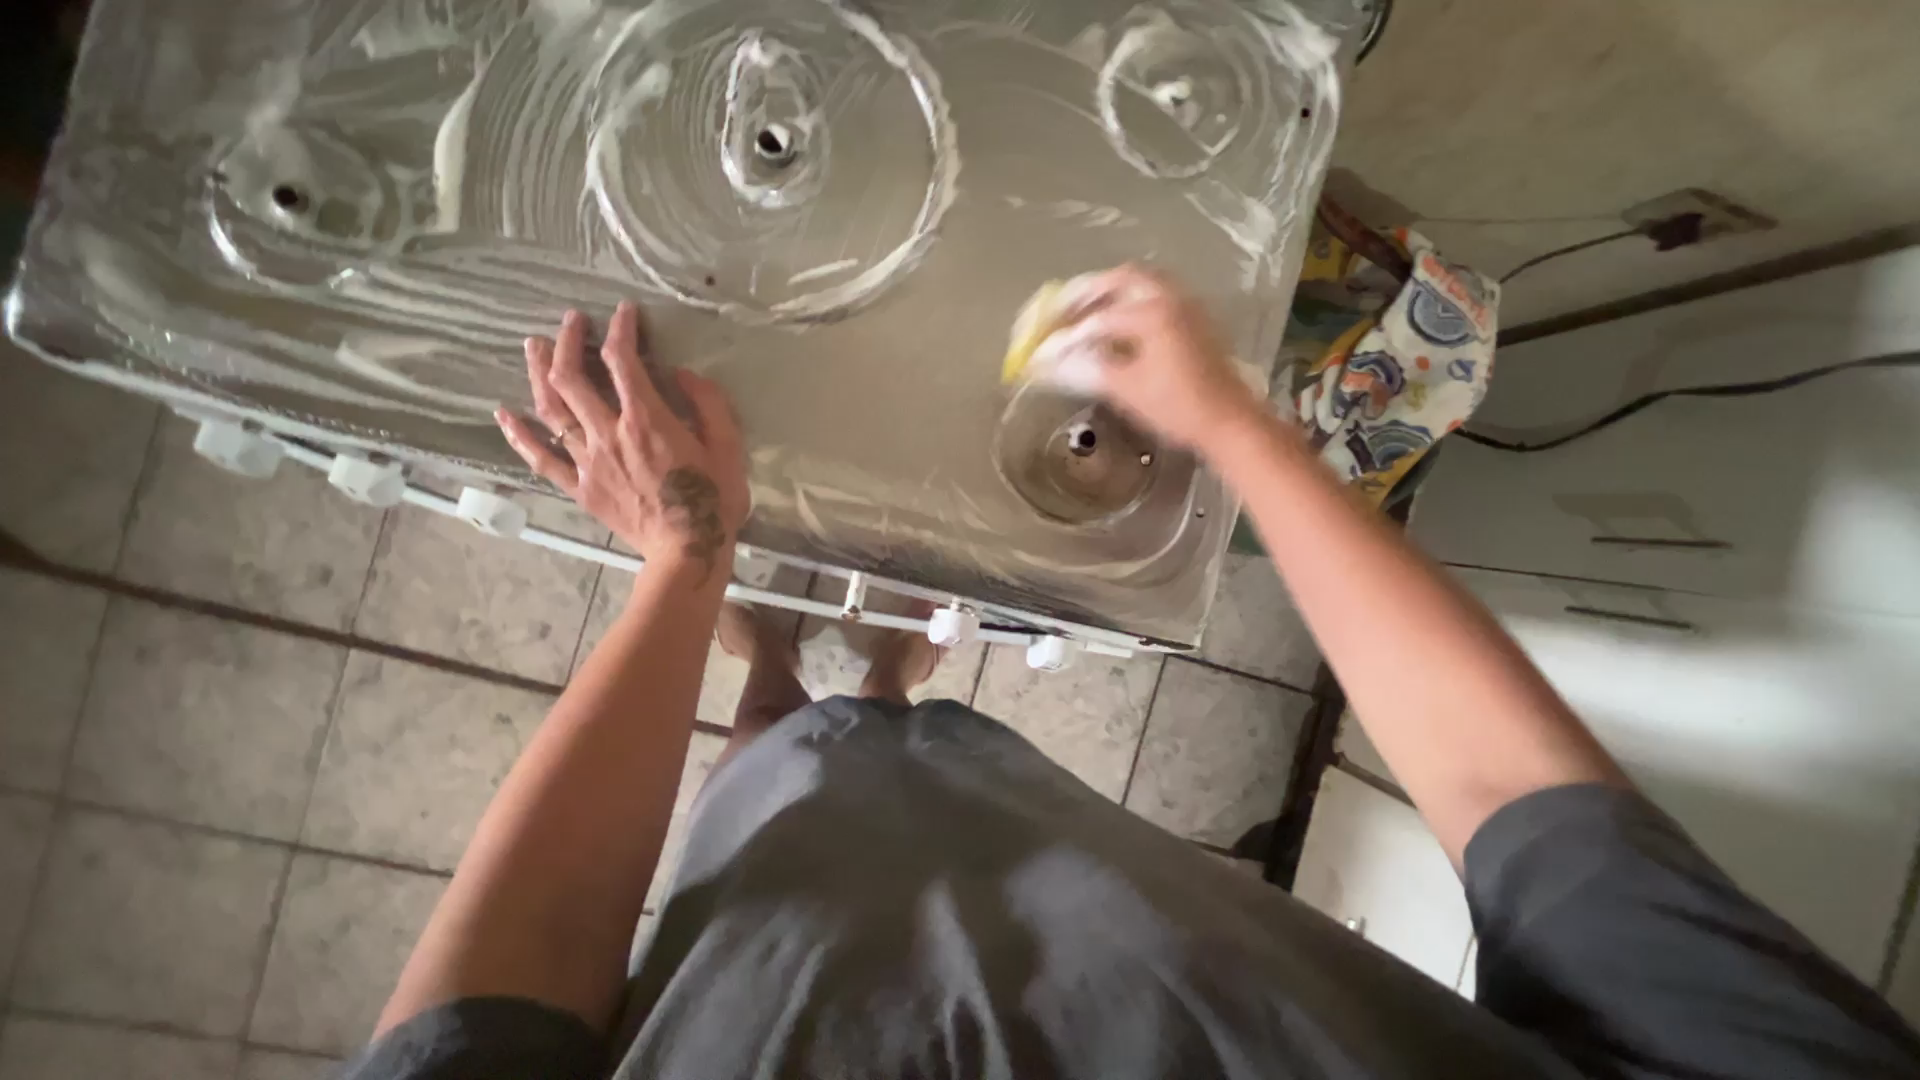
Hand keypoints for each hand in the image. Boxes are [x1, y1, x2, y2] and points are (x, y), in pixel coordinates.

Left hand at [495, 303, 747, 583]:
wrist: (687, 552)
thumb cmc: (714, 500)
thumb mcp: (728, 447)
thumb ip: (708, 404)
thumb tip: (682, 374)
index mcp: (647, 420)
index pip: (622, 361)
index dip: (621, 329)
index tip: (625, 312)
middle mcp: (608, 433)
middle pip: (572, 376)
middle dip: (568, 340)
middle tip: (572, 321)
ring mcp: (588, 461)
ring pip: (550, 409)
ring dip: (538, 372)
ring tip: (534, 347)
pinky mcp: (580, 487)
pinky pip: (541, 459)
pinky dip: (520, 435)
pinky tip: (504, 414)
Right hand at [1035, 264, 1265, 452]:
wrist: (1230, 421)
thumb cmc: (1178, 407)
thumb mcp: (1126, 390)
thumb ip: (1085, 370)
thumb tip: (1046, 365)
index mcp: (1151, 313)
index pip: (1095, 319)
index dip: (1063, 336)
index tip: (1040, 351)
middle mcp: (1169, 297)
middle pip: (1118, 279)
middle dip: (1085, 294)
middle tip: (1060, 312)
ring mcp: (1185, 304)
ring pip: (1140, 282)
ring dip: (1109, 293)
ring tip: (1084, 315)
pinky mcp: (1193, 318)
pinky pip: (1155, 294)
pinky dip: (1129, 301)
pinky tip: (1116, 325)